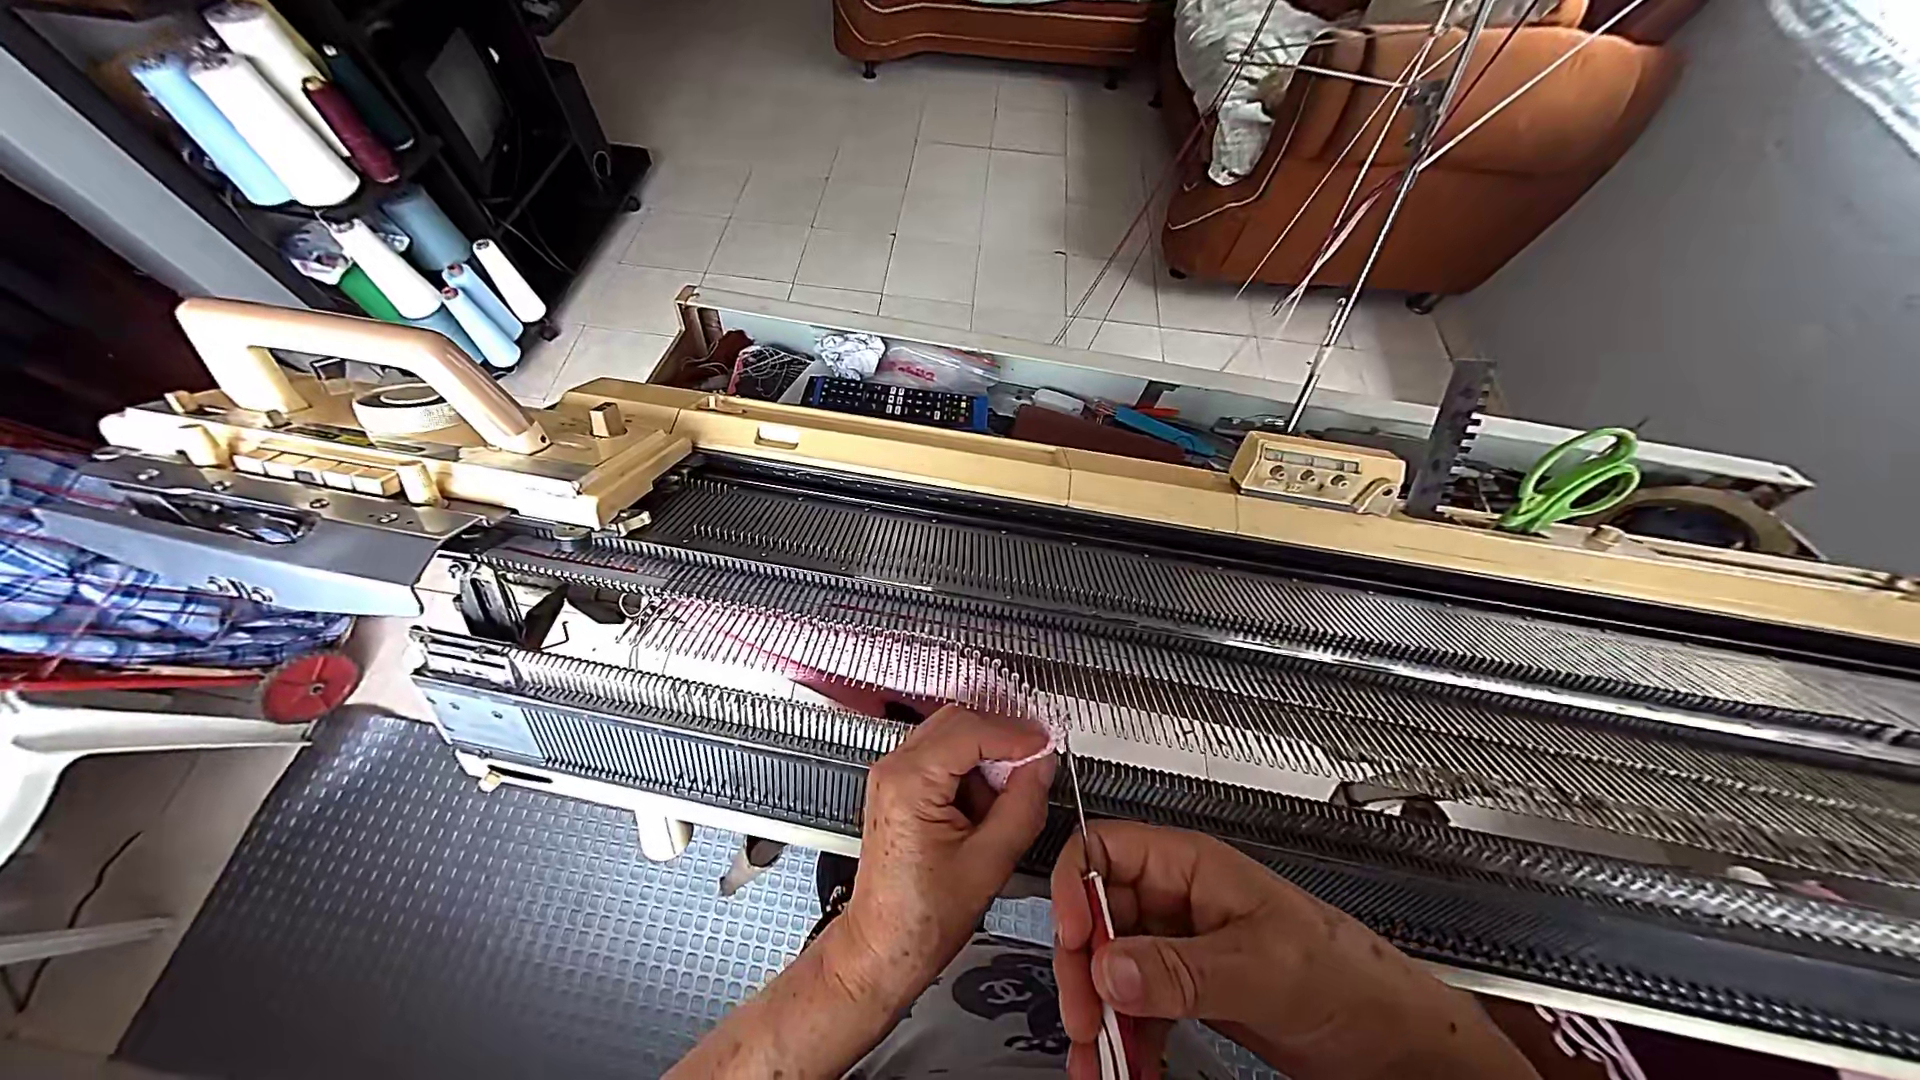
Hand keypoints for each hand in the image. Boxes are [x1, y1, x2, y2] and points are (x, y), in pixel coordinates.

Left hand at [834, 705, 1056, 1010]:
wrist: (883, 945)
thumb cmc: (921, 917)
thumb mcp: (990, 862)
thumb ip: (1023, 805)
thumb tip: (1041, 765)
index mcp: (910, 782)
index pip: (971, 730)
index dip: (1015, 734)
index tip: (1045, 744)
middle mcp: (894, 767)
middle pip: (958, 721)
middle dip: (1002, 735)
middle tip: (1036, 757)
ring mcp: (893, 773)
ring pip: (951, 733)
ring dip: (987, 751)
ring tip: (1010, 790)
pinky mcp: (900, 783)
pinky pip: (942, 753)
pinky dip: (971, 765)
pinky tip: (986, 800)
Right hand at [1052, 822, 1537, 1079]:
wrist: (1393, 1039)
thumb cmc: (1347, 974)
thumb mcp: (1261, 967)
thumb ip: (1181, 968)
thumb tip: (1109, 965)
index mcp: (1188, 864)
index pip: (1105, 848)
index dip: (1077, 884)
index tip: (1071, 937)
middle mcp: (1175, 897)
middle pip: (1097, 911)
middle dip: (1082, 964)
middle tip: (1085, 1015)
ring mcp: (1178, 943)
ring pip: (1109, 962)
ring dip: (1097, 1010)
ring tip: (1098, 1057)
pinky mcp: (1185, 985)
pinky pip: (1134, 1002)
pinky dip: (1123, 1035)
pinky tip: (1126, 1064)